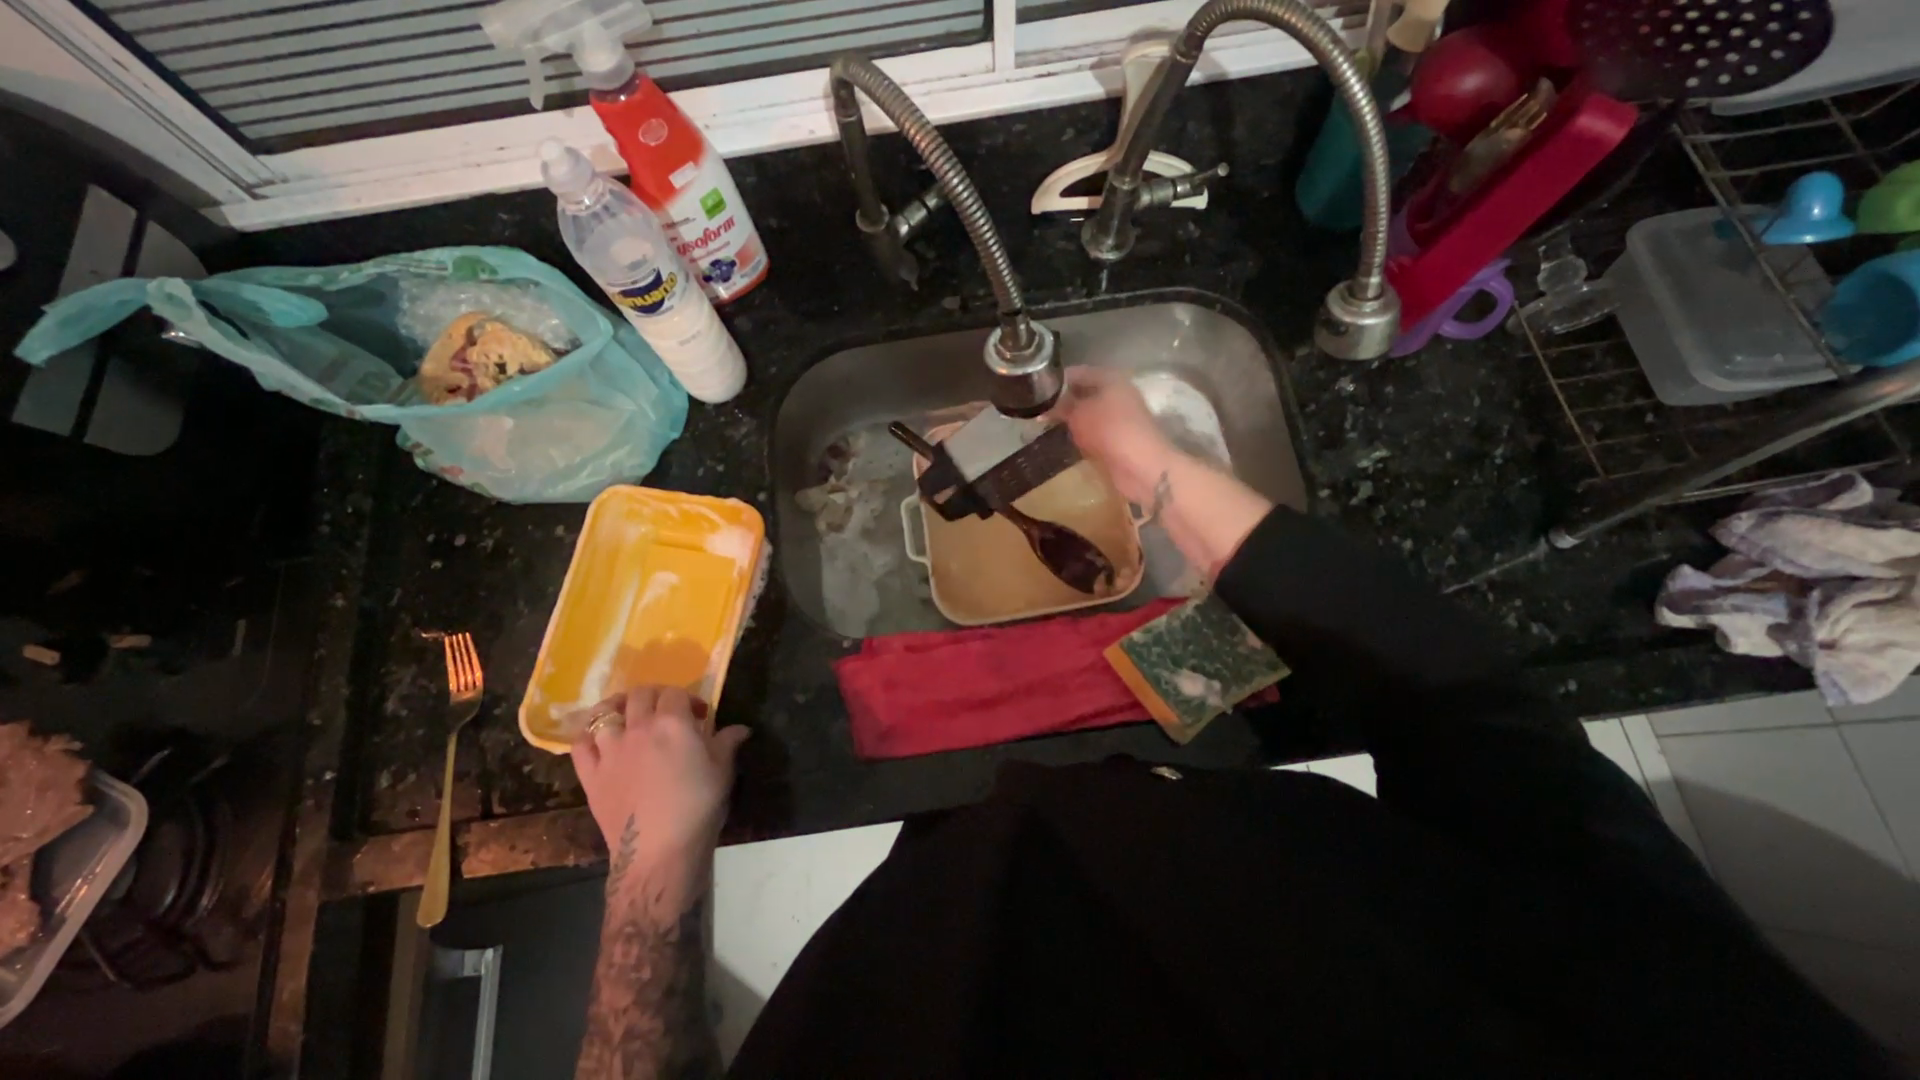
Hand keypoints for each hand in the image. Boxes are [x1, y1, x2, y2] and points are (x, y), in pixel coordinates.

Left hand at [571, 686, 749, 901]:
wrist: (658, 852)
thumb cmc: (697, 809)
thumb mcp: (722, 773)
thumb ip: (727, 744)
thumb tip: (741, 728)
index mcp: (673, 724)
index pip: (676, 694)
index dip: (689, 699)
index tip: (700, 715)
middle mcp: (638, 728)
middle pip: (640, 695)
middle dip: (655, 696)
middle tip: (666, 710)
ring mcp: (610, 750)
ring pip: (604, 712)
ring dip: (617, 706)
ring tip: (627, 713)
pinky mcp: (590, 774)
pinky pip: (580, 743)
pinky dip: (588, 734)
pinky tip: (598, 737)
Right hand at [1051, 366, 1176, 505]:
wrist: (1141, 465)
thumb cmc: (1109, 430)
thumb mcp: (1078, 414)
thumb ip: (1061, 405)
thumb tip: (1045, 404)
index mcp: (1111, 378)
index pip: (1078, 372)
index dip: (1057, 380)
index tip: (1036, 389)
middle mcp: (1118, 393)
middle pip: (1085, 392)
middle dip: (1064, 400)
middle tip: (1039, 408)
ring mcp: (1122, 417)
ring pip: (1091, 413)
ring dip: (1073, 419)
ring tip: (1048, 424)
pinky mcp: (1122, 438)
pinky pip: (1097, 431)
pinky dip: (1084, 434)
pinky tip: (1068, 439)